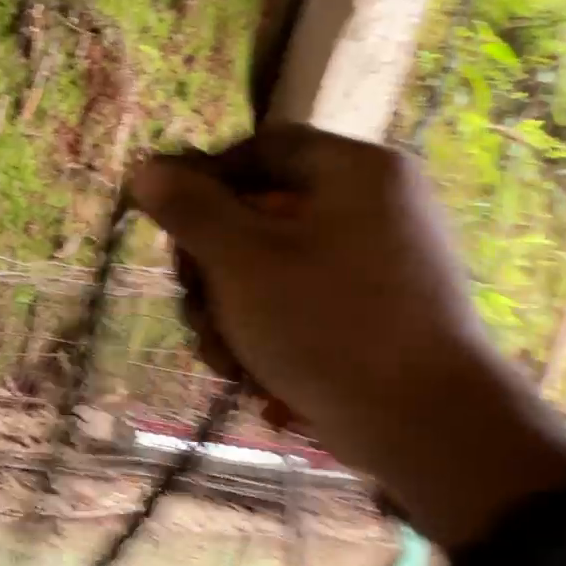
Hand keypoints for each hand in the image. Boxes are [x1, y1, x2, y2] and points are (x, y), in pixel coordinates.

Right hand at [132, 125, 565, 547]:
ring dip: (223, 310)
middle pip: (254, 213)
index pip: (261, 147)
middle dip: (207, 266)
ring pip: (262, 267)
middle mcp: (368, 208)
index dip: (203, 179)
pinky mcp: (364, 310)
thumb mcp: (240, 260)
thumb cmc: (325, 322)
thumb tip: (145, 169)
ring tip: (224, 355)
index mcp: (354, 174)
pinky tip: (248, 372)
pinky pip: (291, 302)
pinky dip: (258, 332)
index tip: (167, 225)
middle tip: (191, 300)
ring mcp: (369, 262)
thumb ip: (190, 210)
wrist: (420, 418)